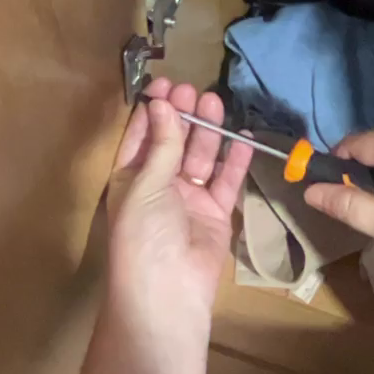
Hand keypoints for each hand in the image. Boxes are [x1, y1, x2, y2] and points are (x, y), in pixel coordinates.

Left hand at [106, 78, 253, 333]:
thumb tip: (162, 105)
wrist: (168, 289)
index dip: (153, 111)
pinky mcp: (215, 213)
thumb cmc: (144, 234)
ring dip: (208, 132)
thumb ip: (162, 145)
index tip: (165, 84)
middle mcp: (159, 186)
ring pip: (201, 158)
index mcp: (130, 178)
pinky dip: (235, 161)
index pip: (141, 137)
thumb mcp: (146, 184)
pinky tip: (243, 137)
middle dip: (183, 117)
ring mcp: (188, 200)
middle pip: (174, 143)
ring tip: (216, 103)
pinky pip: (226, 181)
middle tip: (194, 91)